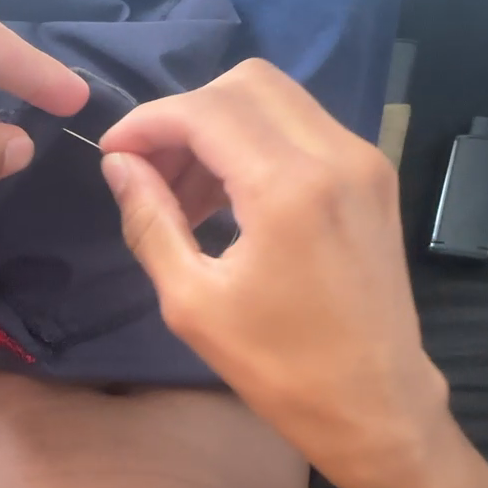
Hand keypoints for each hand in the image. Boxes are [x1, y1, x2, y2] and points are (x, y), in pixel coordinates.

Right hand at [97, 59, 453, 487]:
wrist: (372, 403)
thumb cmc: (276, 367)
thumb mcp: (192, 303)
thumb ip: (151, 223)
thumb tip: (118, 167)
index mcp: (287, 188)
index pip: (205, 111)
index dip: (148, 122)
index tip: (113, 154)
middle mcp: (334, 153)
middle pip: (244, 84)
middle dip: (184, 117)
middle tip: (151, 174)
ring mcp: (363, 160)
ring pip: (276, 101)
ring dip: (218, 130)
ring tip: (184, 197)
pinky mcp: (374, 178)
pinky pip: (302, 130)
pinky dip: (255, 145)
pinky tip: (228, 200)